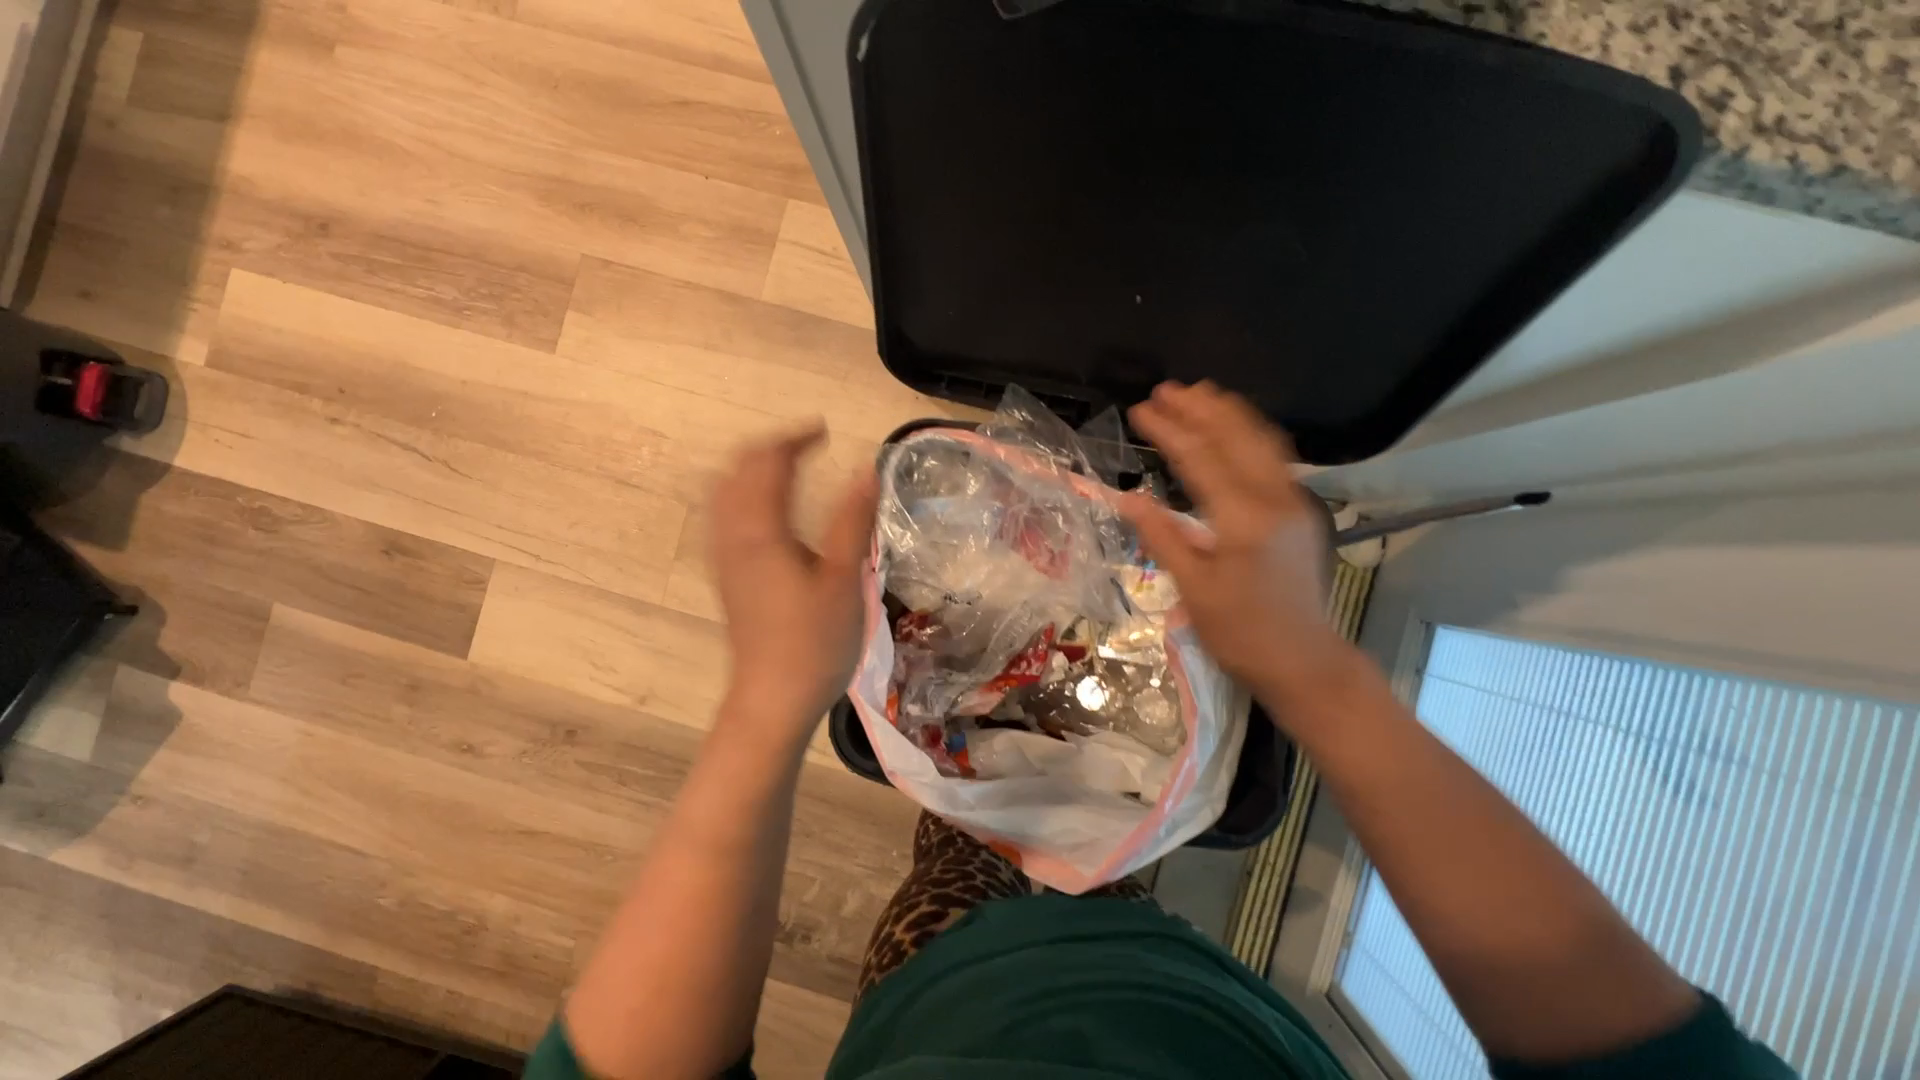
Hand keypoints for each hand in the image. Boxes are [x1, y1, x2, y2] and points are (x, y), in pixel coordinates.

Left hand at [709, 425, 879, 737]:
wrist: (772, 699)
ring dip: (752, 470)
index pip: (768, 462)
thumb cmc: (814, 642)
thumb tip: (866, 469)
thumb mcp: (844, 579)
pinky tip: (768, 514)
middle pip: (736, 469)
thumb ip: (853, 520)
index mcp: (761, 530)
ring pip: (723, 493)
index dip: (795, 438)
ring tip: (788, 470)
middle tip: (808, 447)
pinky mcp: (726, 578)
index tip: (826, 431)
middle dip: (769, 448)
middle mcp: (732, 536)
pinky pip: (722, 518)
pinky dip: (742, 497)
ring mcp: (723, 558)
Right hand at [1121, 381, 1355, 712]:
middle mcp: (1274, 499)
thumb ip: (1162, 536)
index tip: (1141, 408)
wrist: (1303, 660)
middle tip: (1167, 388)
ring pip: (1263, 441)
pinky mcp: (1302, 511)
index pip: (1199, 458)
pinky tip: (1236, 429)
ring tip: (1202, 392)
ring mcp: (1294, 502)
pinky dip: (1252, 433)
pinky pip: (1277, 457)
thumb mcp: (1193, 588)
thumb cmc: (1241, 632)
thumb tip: (1127, 498)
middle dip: (1200, 408)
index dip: (1168, 430)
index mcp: (1243, 519)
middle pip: (1235, 437)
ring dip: (1230, 413)